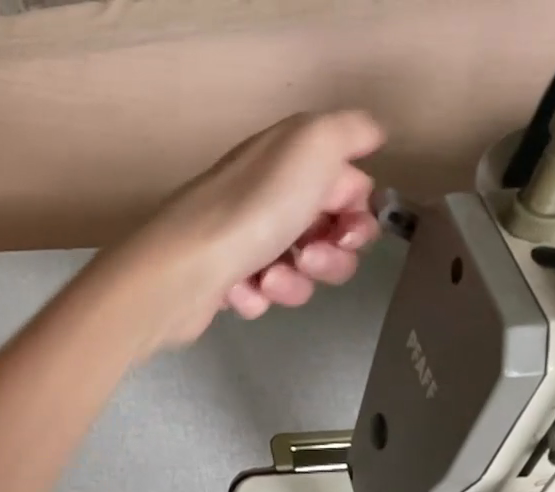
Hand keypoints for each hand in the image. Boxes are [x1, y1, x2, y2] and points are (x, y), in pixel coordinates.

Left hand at [132, 111, 386, 343]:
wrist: (181, 271)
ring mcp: (245, 241)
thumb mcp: (313, 144)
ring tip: (267, 278)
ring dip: (294, 282)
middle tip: (310, 258)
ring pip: (301, 272)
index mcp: (289, 160)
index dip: (358, 213)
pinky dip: (257, 297)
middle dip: (333, 255)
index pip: (348, 186)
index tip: (347, 229)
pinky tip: (238, 292)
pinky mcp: (226, 282)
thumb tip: (372, 134)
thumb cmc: (252, 208)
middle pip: (329, 235)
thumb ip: (350, 130)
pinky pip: (264, 296)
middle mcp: (267, 196)